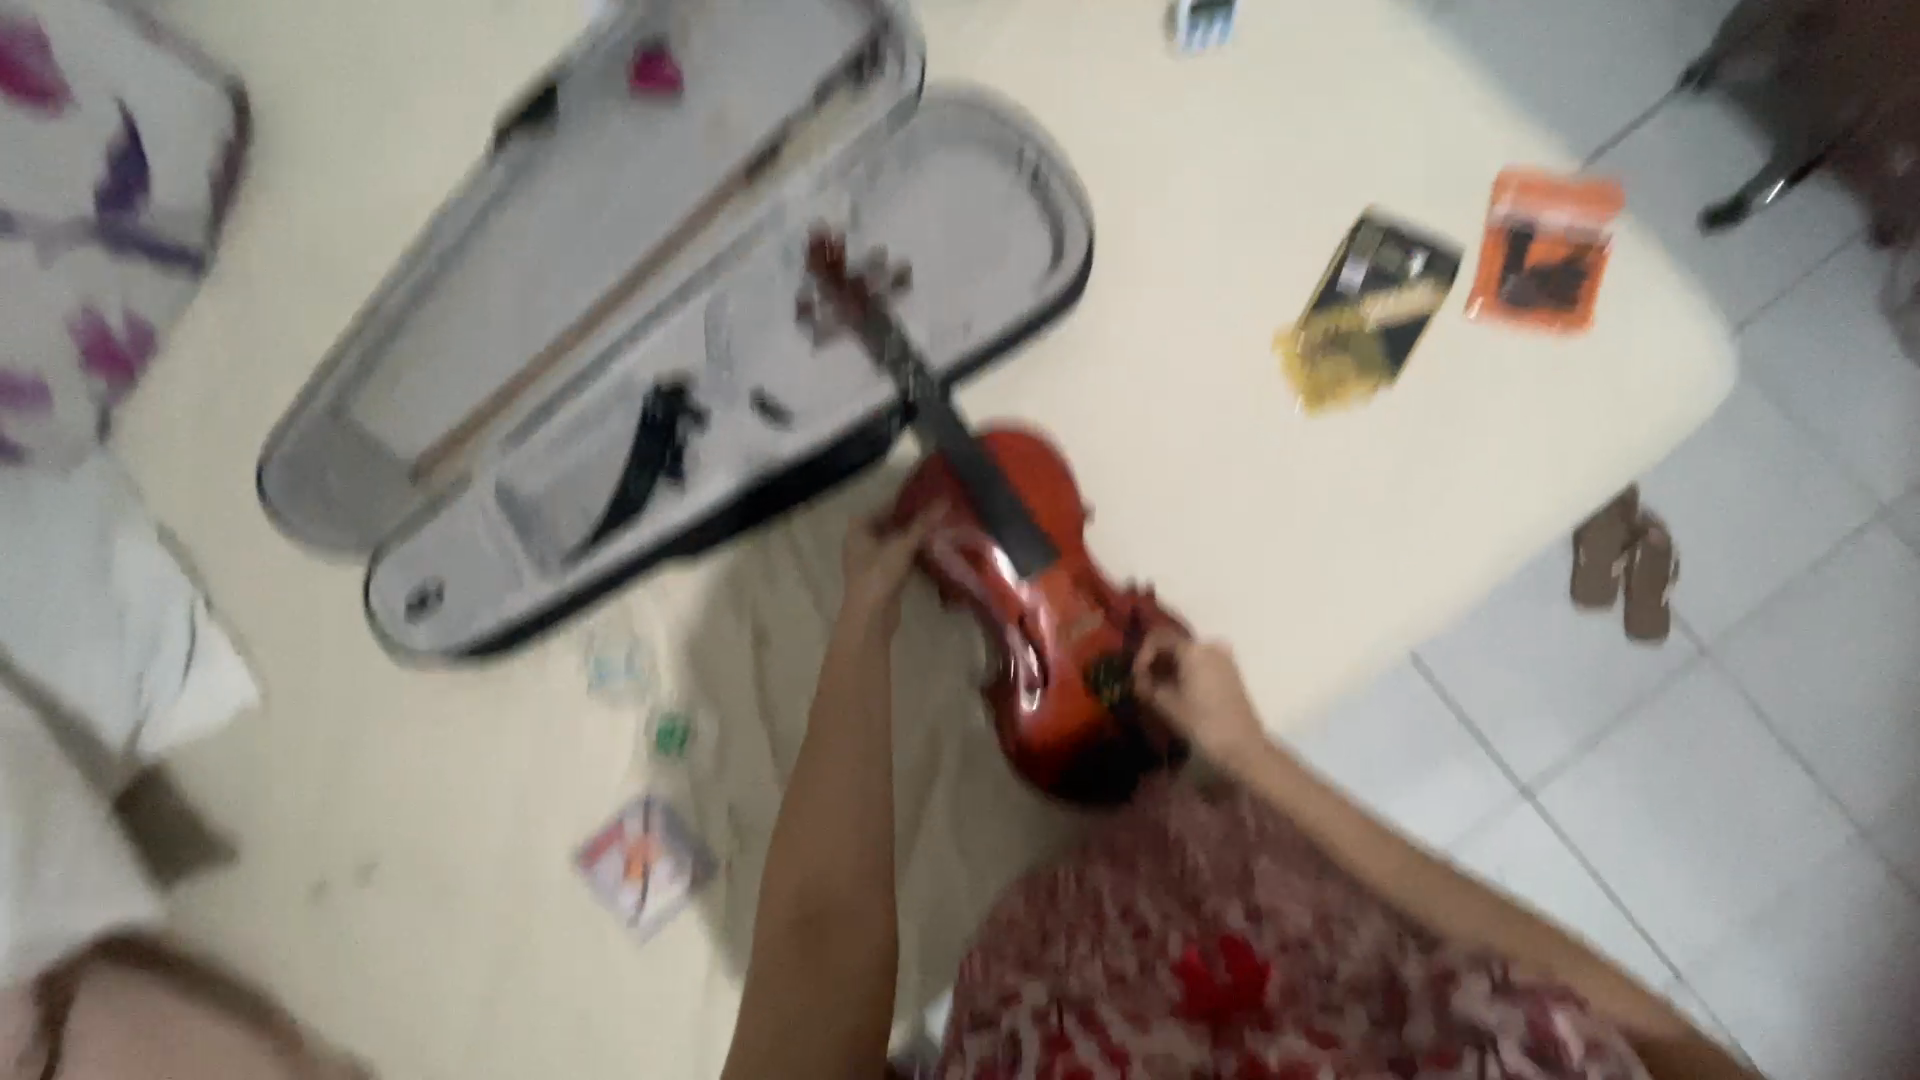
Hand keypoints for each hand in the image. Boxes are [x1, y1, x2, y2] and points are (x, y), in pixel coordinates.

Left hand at [838, 503, 943, 631]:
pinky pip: (897, 557)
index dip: (904, 500)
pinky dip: (911, 553)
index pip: (884, 506)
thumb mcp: (903, 545)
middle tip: (935, 511)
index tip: (927, 495)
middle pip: (889, 523)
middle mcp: (860, 541)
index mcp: (858, 528)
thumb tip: (944, 501)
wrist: (870, 616)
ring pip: (894, 541)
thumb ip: (923, 524)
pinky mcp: (880, 576)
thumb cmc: (880, 574)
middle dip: (911, 519)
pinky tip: (930, 550)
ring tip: (937, 527)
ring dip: (912, 537)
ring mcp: (869, 560)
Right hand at [1131, 629, 1266, 759]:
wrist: (1243, 747)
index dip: (1142, 655)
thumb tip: (1137, 679)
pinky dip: (1186, 672)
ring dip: (1170, 668)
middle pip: (1173, 644)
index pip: (1157, 638)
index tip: (1136, 677)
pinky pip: (1202, 663)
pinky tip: (1179, 692)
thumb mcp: (1166, 704)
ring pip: (1188, 655)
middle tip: (1144, 685)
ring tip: (1159, 691)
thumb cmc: (1202, 723)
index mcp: (1193, 649)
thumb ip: (1146, 685)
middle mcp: (1210, 645)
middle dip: (1156, 662)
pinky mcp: (1231, 672)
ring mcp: (1224, 658)